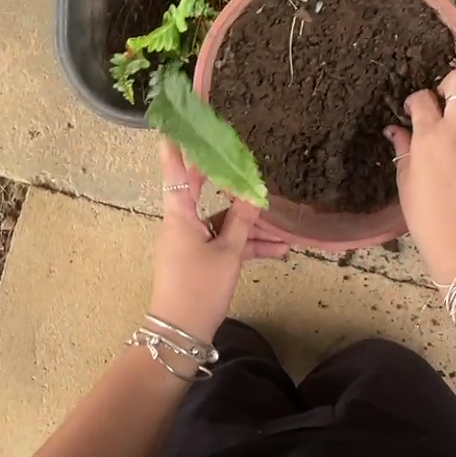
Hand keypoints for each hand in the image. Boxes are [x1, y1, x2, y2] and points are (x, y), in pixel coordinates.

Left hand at [148, 139, 286, 342]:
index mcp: (179, 215)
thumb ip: (242, 222)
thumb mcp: (228, 254)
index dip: (175, 146)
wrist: (181, 334)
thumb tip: (253, 193)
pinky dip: (246, 246)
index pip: (175, 172)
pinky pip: (223, 244)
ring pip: (221, 223)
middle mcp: (181, 223)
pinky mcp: (198, 261)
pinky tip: (278, 251)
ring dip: (250, 227)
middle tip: (234, 152)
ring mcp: (189, 242)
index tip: (172, 122)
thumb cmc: (199, 288)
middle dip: (224, 178)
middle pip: (200, 191)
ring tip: (283, 233)